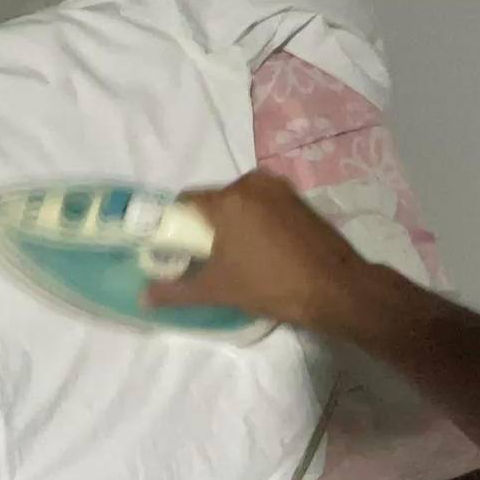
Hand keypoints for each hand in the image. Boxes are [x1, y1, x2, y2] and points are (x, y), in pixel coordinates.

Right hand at [142, 169, 378, 332]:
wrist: (337, 289)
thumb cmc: (270, 284)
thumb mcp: (216, 290)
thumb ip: (175, 291)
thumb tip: (143, 297)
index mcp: (228, 198)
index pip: (184, 202)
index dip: (172, 225)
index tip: (172, 249)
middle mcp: (252, 183)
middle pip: (211, 201)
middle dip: (201, 227)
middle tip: (200, 259)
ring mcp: (280, 189)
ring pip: (238, 204)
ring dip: (228, 226)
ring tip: (230, 258)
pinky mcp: (299, 201)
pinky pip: (261, 207)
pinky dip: (252, 224)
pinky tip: (256, 252)